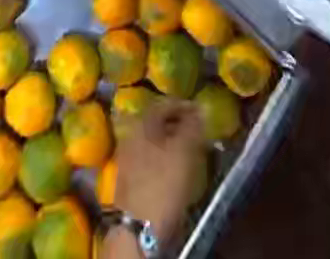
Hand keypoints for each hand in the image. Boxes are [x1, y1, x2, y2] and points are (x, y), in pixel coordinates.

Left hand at [113, 98, 203, 240]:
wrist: (139, 226)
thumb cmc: (163, 183)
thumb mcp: (183, 151)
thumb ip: (192, 126)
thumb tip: (200, 107)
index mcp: (141, 122)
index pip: (164, 103)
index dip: (184, 105)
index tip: (202, 112)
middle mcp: (131, 133)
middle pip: (157, 121)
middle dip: (178, 123)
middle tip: (198, 131)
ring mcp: (127, 155)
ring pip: (154, 140)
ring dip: (172, 141)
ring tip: (191, 150)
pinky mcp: (129, 176)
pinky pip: (150, 156)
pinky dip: (164, 156)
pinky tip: (175, 168)